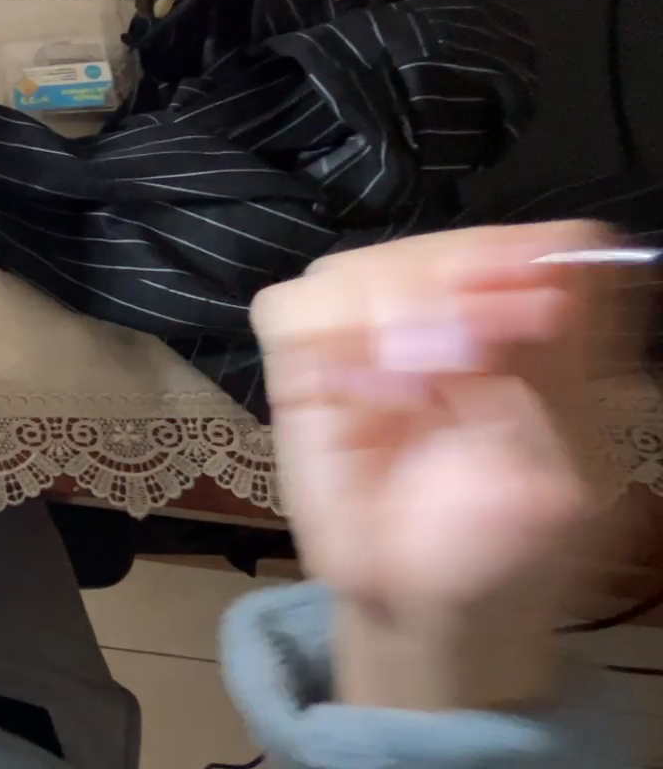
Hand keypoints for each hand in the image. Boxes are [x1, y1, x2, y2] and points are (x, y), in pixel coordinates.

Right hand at [251, 221, 631, 708]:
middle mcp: (456, 324)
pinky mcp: (300, 361)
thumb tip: (495, 302)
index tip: (515, 318)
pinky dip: (306, 331)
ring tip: (394, 386)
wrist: (409, 593)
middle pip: (434, 248)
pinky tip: (339, 383)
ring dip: (365, 320)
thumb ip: (538, 376)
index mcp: (549, 342)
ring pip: (347, 268)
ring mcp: (367, 339)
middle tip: (449, 365)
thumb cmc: (502, 552)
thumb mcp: (559, 474)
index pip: (548, 247)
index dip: (525, 264)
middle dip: (435, 296)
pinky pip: (282, 306)